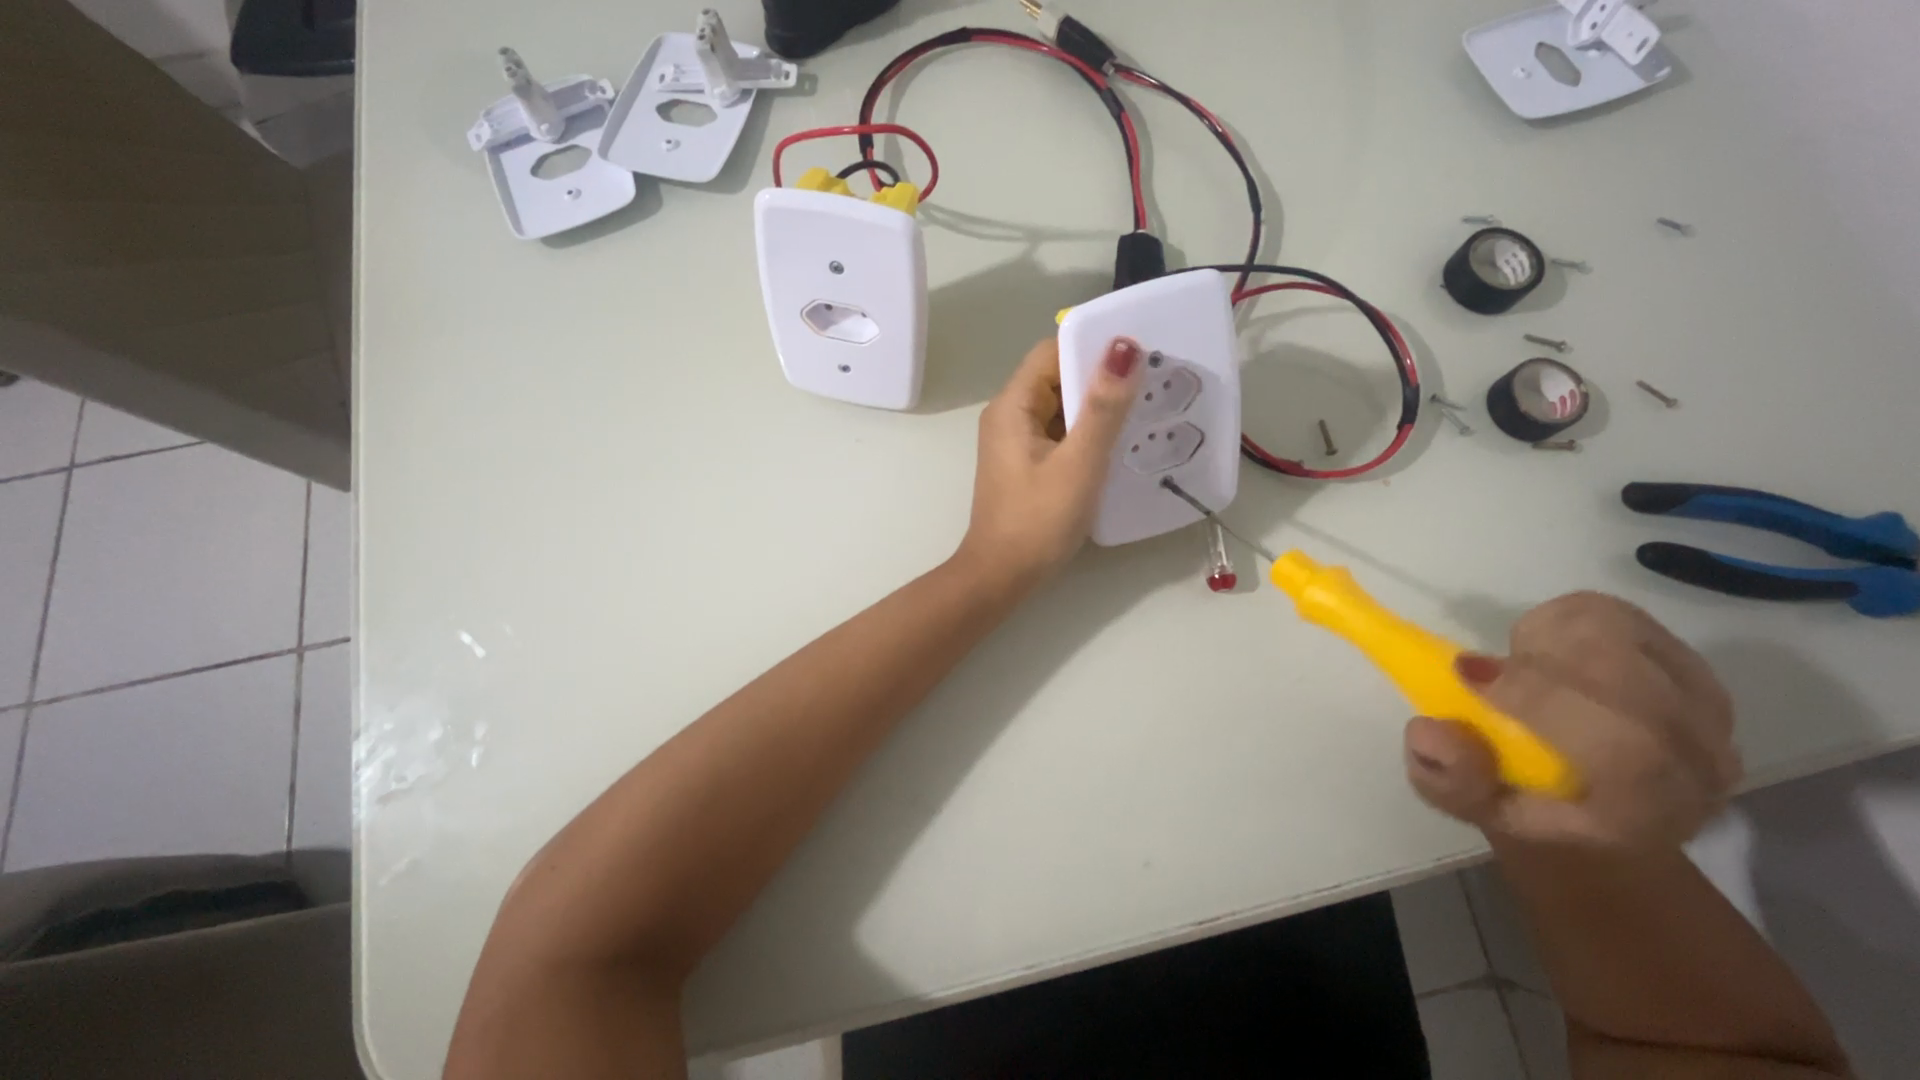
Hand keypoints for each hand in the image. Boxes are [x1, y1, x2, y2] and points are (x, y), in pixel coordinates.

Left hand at [955, 336, 1143, 586]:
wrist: (1001, 577)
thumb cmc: (1038, 521)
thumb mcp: (1078, 463)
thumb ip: (1103, 407)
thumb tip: (1124, 347)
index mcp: (1013, 406)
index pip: (1052, 352)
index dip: (1093, 346)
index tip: (1140, 350)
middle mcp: (1010, 416)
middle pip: (1058, 377)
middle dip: (1102, 376)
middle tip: (1154, 378)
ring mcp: (1017, 442)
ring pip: (1062, 407)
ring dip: (1099, 406)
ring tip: (1148, 405)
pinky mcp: (1028, 465)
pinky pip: (1061, 434)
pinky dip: (1089, 433)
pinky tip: (1123, 441)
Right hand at [1404, 592, 1741, 849]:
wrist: (1611, 819)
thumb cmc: (1536, 813)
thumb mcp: (1476, 812)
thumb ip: (1448, 780)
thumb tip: (1430, 728)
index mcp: (1647, 808)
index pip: (1620, 742)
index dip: (1537, 695)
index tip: (1466, 676)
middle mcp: (1697, 756)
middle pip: (1622, 674)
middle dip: (1537, 660)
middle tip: (1488, 674)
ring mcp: (1704, 705)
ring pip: (1615, 632)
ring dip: (1549, 639)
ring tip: (1527, 671)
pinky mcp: (1692, 664)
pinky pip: (1617, 615)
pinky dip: (1566, 623)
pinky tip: (1556, 657)